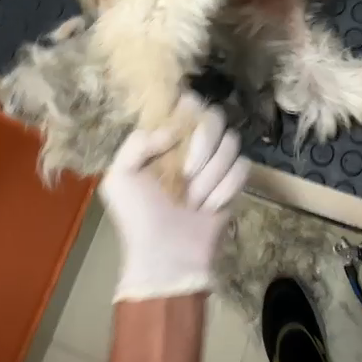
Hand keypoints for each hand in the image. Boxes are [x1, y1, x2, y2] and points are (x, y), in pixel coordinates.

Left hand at [99, 94, 249, 301]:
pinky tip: (208, 209)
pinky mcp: (234, 183)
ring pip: (232, 142)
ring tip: (192, 201)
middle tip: (186, 172)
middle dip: (203, 144)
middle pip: (215, 116)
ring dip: (210, 175)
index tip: (179, 132)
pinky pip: (243, 167)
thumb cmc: (138, 219)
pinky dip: (225, 189)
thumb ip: (137, 142)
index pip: (188, 103)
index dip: (188, 111)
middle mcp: (193, 145)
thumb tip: (172, 130)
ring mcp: (216, 164)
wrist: (166, 258)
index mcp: (166, 140)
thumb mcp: (119, 179)